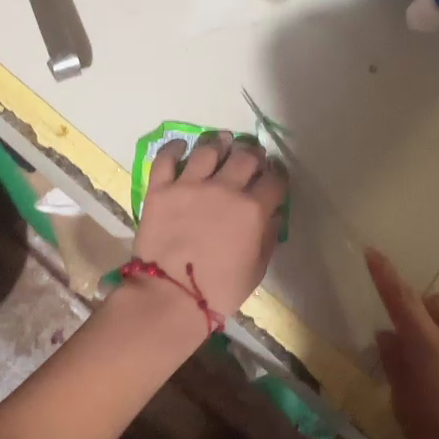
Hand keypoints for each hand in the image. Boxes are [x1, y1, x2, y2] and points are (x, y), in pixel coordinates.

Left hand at [132, 133, 287, 316]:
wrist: (171, 295)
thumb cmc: (219, 290)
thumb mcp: (257, 269)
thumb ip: (268, 237)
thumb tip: (272, 215)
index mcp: (252, 210)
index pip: (275, 180)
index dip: (278, 175)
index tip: (274, 176)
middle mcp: (224, 189)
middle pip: (245, 156)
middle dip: (252, 154)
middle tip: (250, 158)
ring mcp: (189, 185)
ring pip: (208, 149)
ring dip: (218, 144)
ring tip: (220, 144)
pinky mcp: (160, 188)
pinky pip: (166, 157)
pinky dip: (174, 148)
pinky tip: (181, 146)